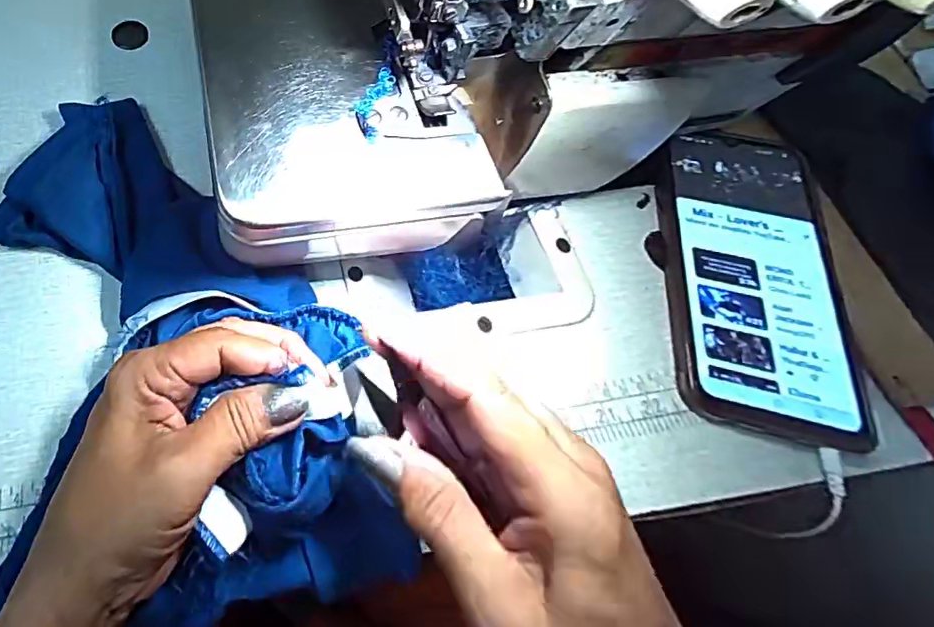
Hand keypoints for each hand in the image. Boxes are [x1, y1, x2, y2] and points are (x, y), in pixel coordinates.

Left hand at [0, 320, 324, 626]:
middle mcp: (158, 376)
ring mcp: (168, 403)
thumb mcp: (182, 469)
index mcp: (147, 371)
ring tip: (307, 385)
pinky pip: (223, 406)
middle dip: (269, 355)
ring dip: (266, 380)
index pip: (214, 343)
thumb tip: (294, 394)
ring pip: (226, 375)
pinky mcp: (179, 432)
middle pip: (222, 348)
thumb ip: (236, 425)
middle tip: (316, 372)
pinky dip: (254, 407)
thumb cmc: (121, 519)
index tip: (308, 372)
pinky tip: (280, 409)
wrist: (82, 583)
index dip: (263, 352)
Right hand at [348, 327, 677, 626]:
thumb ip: (439, 518)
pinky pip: (491, 439)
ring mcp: (563, 469)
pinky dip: (448, 433)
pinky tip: (420, 441)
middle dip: (419, 373)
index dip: (425, 355)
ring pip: (483, 411)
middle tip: (365, 368)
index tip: (379, 333)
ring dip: (429, 403)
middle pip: (481, 391)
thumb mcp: (500, 601)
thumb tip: (379, 451)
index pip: (482, 392)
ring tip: (380, 404)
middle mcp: (568, 460)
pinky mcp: (552, 484)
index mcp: (564, 484)